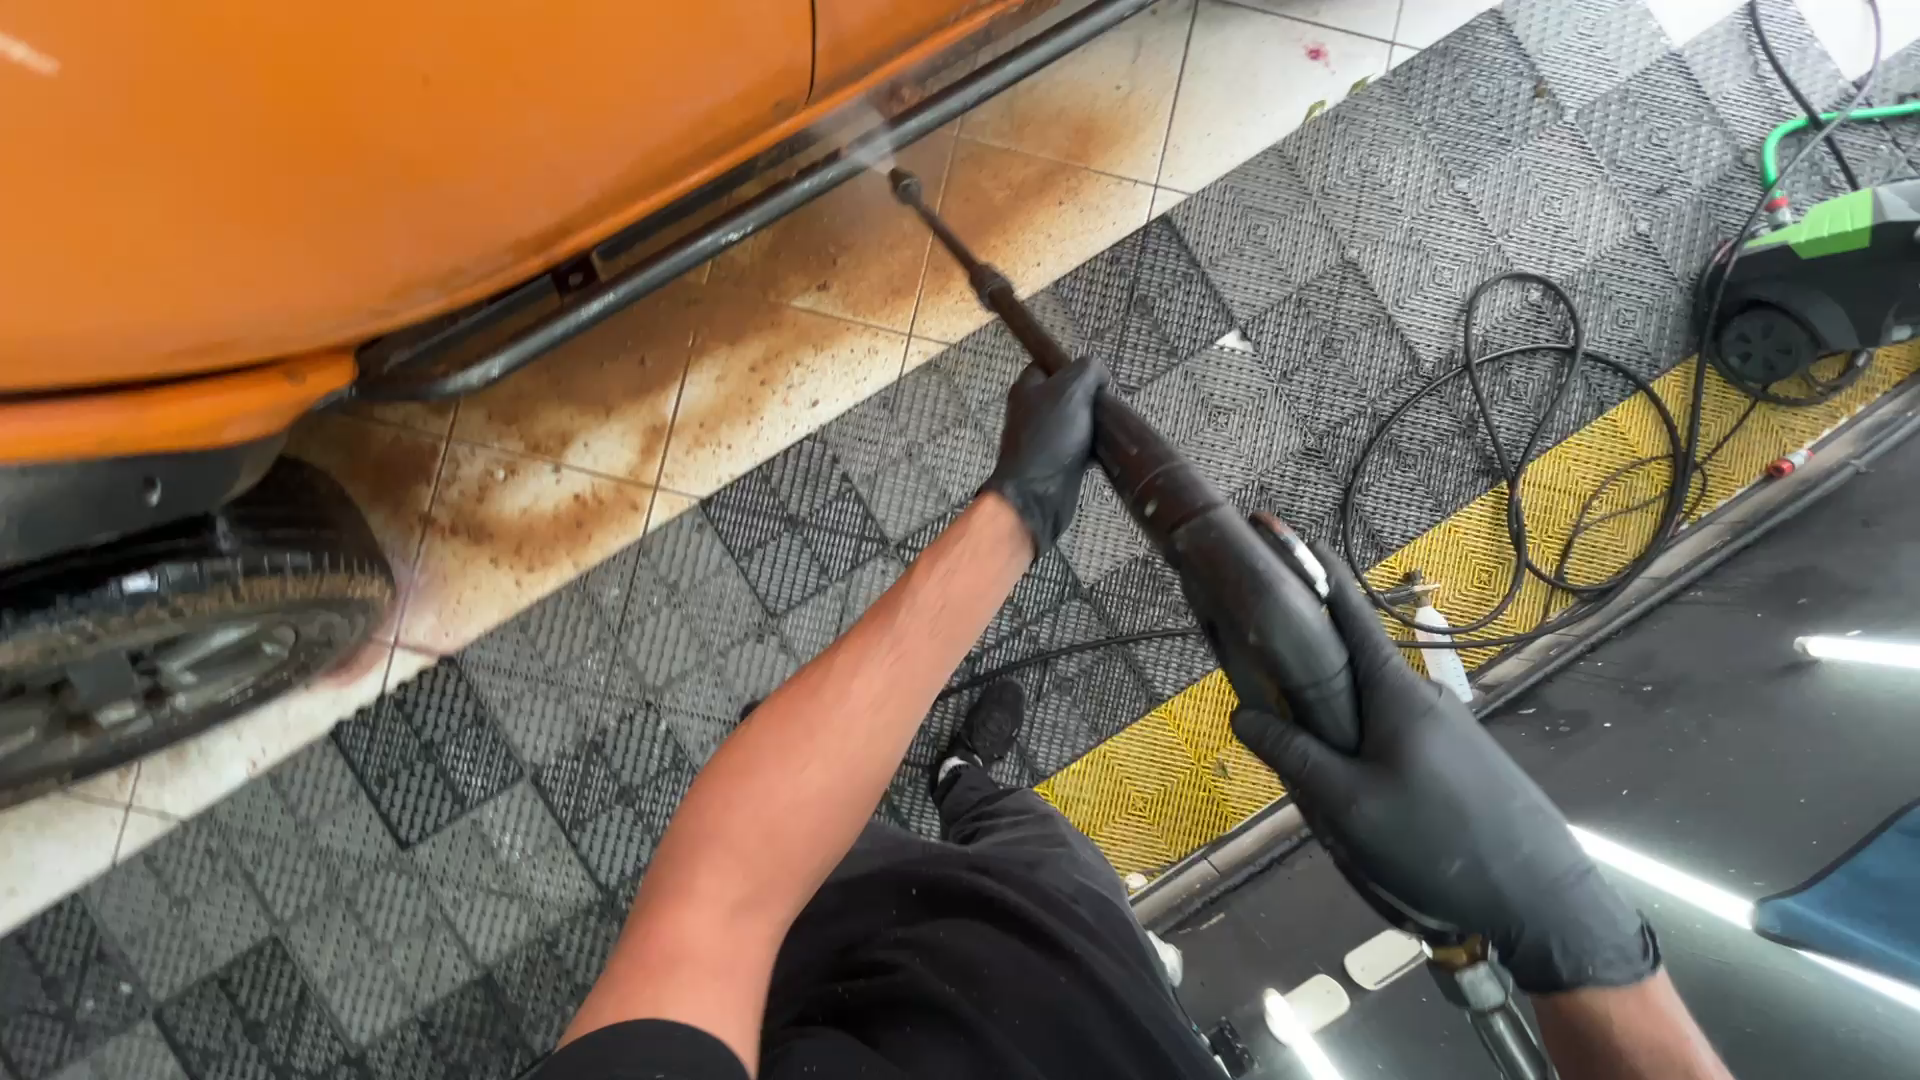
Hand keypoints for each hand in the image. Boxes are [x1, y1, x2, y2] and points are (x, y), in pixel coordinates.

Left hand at [983, 357, 1105, 555]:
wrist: (1039, 493)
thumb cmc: (1050, 436)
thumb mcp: (1072, 389)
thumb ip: (1088, 370)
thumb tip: (1100, 374)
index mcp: (1027, 388)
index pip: (1049, 365)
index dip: (1073, 366)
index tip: (1095, 376)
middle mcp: (1031, 411)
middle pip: (1067, 394)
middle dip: (1090, 397)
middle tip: (1106, 403)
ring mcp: (1043, 438)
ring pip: (1076, 421)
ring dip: (1094, 423)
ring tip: (1110, 426)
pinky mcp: (1056, 461)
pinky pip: (1079, 446)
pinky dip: (1093, 447)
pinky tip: (1106, 449)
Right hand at [1231, 544, 1657, 994]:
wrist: (1543, 904)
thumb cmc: (1439, 841)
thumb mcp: (1349, 805)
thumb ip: (1293, 755)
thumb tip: (1240, 717)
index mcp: (1392, 690)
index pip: (1346, 608)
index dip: (1310, 565)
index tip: (1275, 528)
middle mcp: (1417, 694)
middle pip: (1348, 651)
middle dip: (1301, 643)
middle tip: (1255, 662)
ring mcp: (1440, 725)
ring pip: (1365, 697)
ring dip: (1326, 701)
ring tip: (1294, 742)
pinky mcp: (1453, 756)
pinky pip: (1386, 726)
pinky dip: (1352, 729)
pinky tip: (1344, 775)